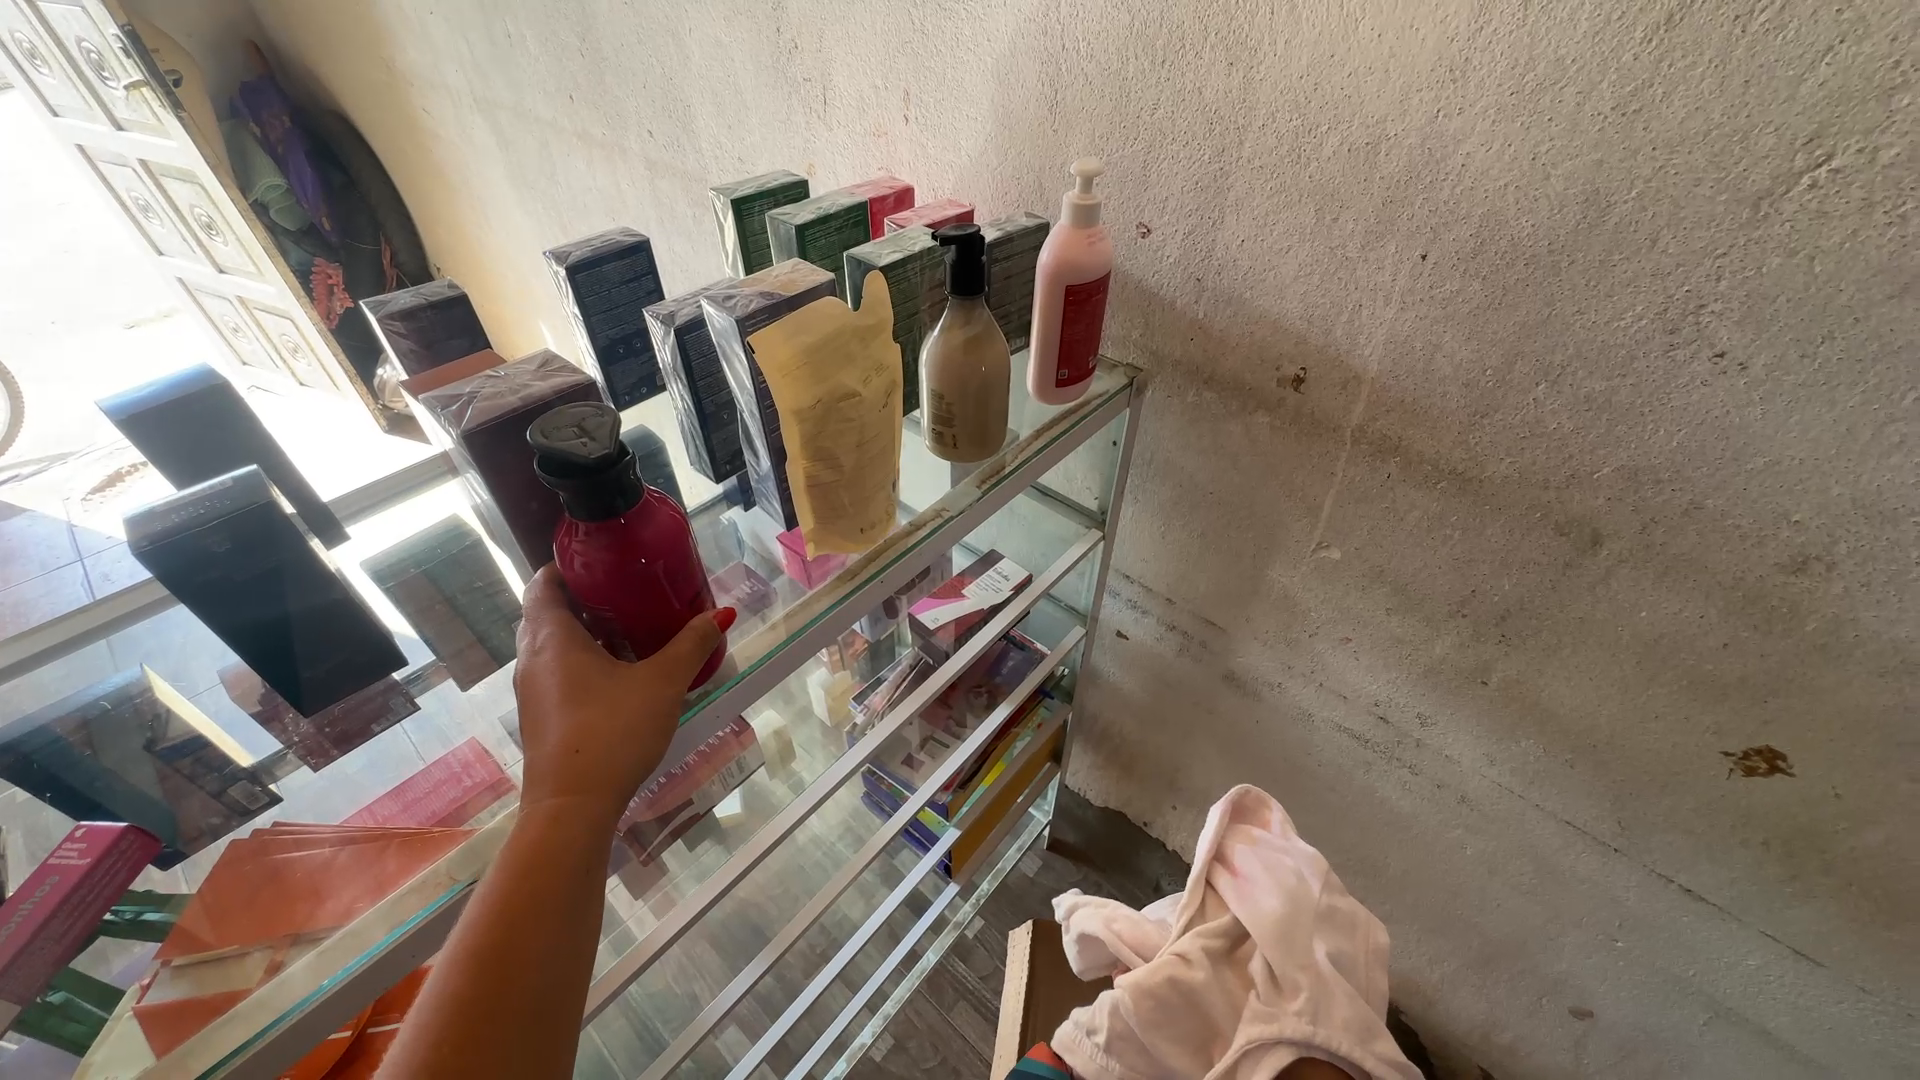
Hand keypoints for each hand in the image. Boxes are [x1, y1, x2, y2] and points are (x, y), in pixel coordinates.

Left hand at [512, 564, 733, 829]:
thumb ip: (692, 644)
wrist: (573, 807)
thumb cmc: (613, 731)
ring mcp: (532, 692)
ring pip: (552, 646)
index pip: (543, 584)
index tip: (603, 562)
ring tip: (628, 628)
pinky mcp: (541, 718)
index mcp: (552, 638)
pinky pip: (556, 673)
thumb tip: (723, 613)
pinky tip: (619, 674)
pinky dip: (581, 661)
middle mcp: (532, 660)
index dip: (567, 567)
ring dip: (583, 632)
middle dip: (582, 599)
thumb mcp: (662, 682)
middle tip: (625, 591)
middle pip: (547, 613)